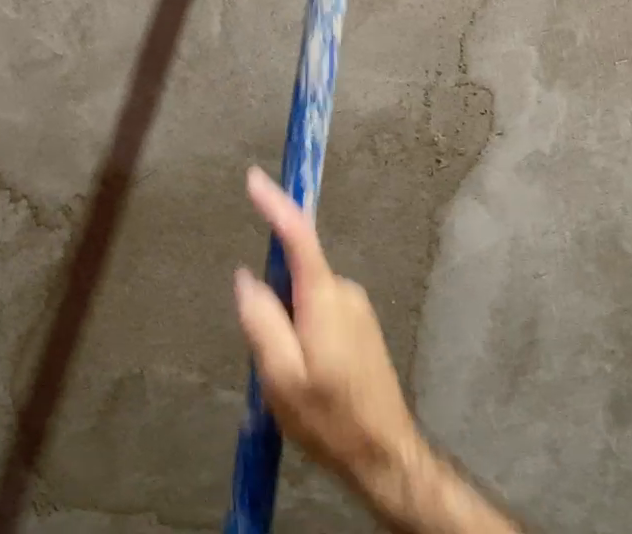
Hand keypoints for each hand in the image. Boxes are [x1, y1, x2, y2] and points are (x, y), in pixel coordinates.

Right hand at [233, 166, 419, 503]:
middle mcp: (345, 292)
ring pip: (305, 298)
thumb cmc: (329, 419)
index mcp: (324, 298)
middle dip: (272, 302)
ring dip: (288, 325)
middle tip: (270, 360)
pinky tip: (308, 378)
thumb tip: (246, 277)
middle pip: (295, 274)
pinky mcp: (361, 327)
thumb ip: (261, 321)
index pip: (299, 236)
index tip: (253, 178)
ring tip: (292, 380)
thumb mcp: (281, 378)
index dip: (275, 204)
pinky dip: (303, 333)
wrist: (385, 454)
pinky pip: (319, 313)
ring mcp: (357, 309)